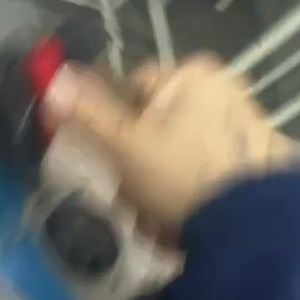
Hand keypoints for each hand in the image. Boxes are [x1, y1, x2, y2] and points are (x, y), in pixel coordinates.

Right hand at [45, 55, 297, 237]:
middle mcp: (219, 89)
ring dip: (152, 188)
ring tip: (153, 219)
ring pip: (169, 155)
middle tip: (130, 197)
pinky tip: (177, 220)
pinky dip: (181, 196)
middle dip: (133, 166)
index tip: (106, 160)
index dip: (111, 126)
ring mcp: (237, 125)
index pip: (130, 89)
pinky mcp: (248, 159)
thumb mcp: (123, 148)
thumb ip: (86, 116)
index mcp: (190, 76)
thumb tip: (52, 84)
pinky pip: (195, 173)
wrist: (245, 223)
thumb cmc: (178, 178)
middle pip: (150, 127)